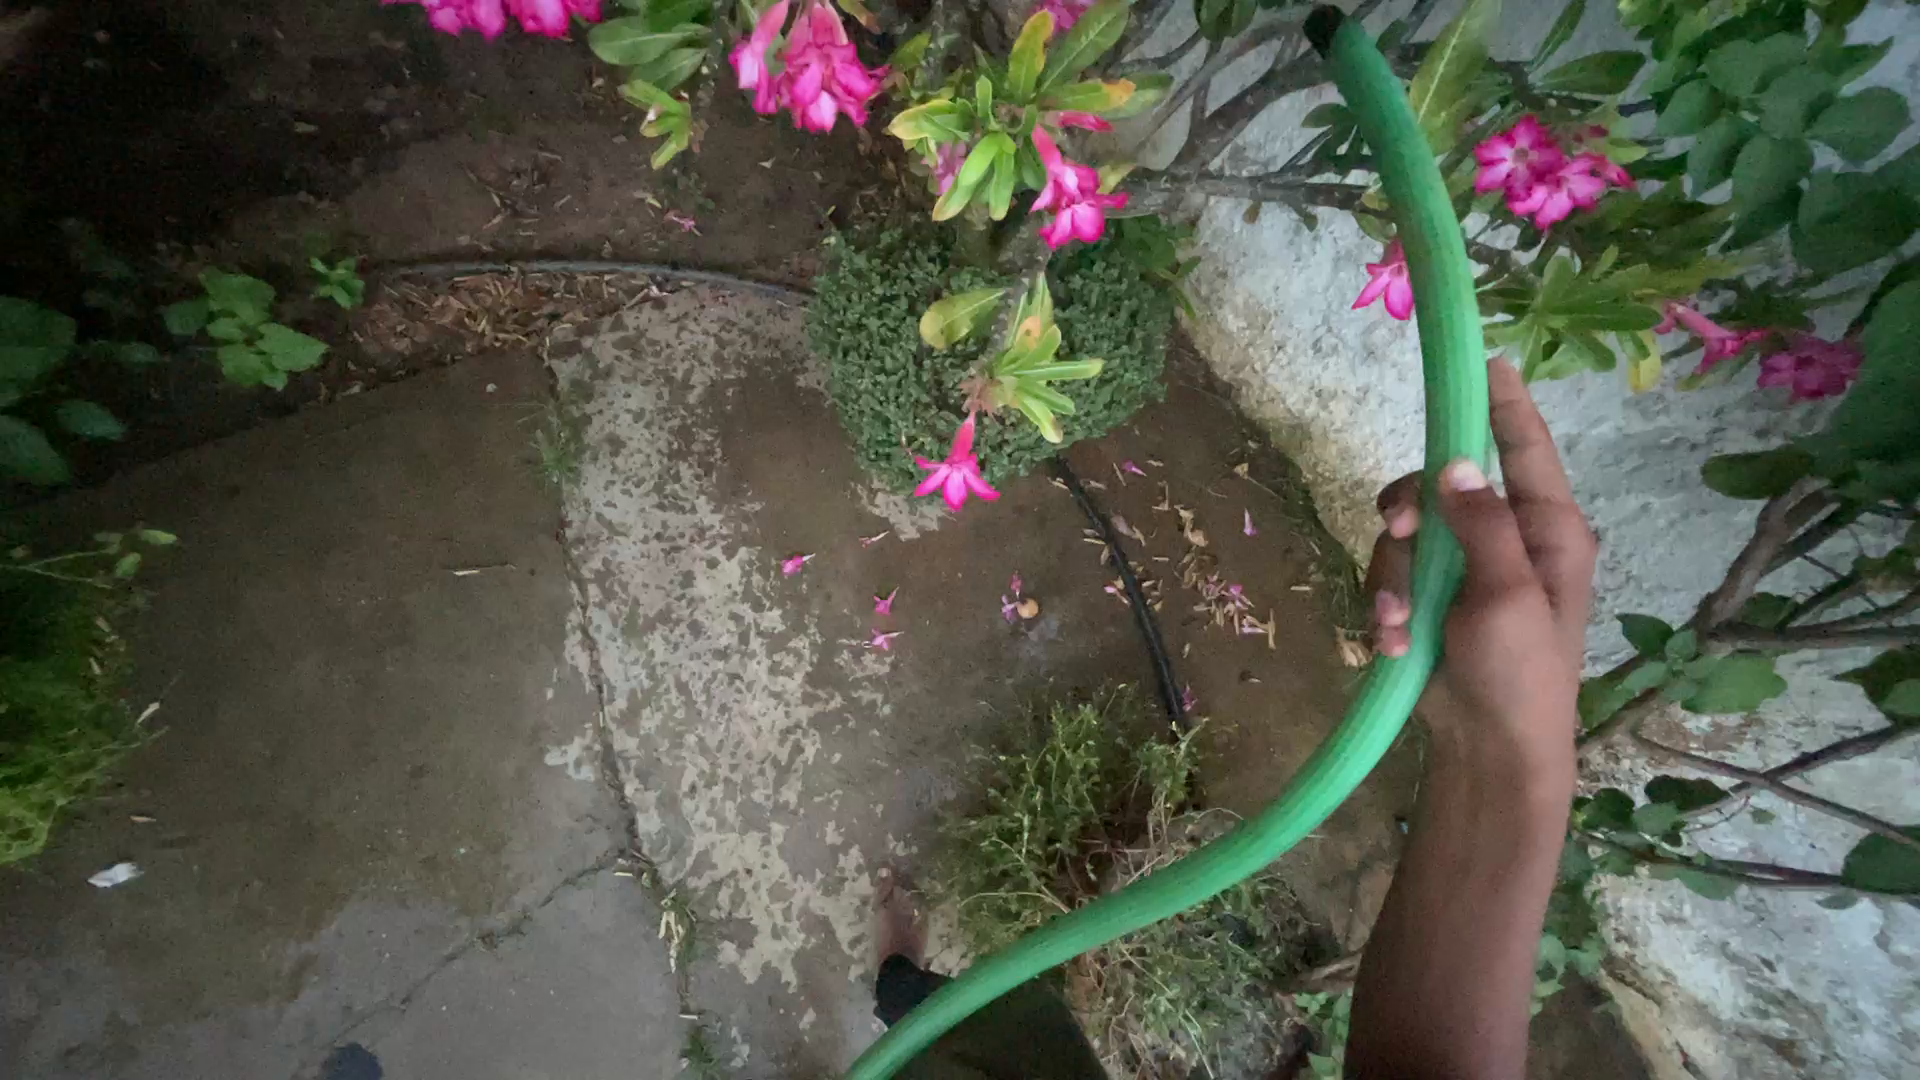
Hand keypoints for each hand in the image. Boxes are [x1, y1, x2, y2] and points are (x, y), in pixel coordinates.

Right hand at [1364, 359, 1596, 779]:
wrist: (1487, 743)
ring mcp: (1460, 569)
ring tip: (1400, 627)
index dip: (1502, 405)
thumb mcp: (1506, 595)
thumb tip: (1452, 464)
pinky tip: (1394, 641)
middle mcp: (1500, 538)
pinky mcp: (1426, 597)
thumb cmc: (1519, 671)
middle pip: (1435, 489)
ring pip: (1401, 537)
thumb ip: (1481, 525)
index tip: (1486, 363)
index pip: (1523, 450)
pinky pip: (1388, 576)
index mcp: (1545, 529)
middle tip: (1394, 537)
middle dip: (1406, 517)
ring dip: (1392, 581)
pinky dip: (1385, 606)